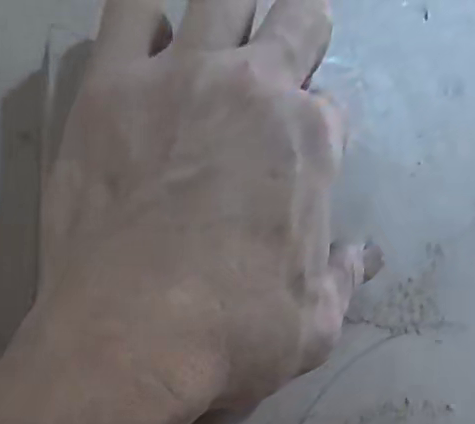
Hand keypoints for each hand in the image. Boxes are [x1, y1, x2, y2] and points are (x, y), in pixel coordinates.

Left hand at [39, 0, 375, 414]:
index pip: (334, 109)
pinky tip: (155, 35)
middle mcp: (252, 89)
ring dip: (234, 10)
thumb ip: (344, 281)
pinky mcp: (108, 89)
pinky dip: (148, 13)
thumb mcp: (315, 327)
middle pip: (291, 21)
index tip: (314, 152)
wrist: (132, 340)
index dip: (327, 130)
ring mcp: (177, 78)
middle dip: (300, 31)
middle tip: (291, 50)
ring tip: (228, 35)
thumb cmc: (236, 338)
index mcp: (310, 143)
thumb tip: (366, 258)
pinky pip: (130, 8)